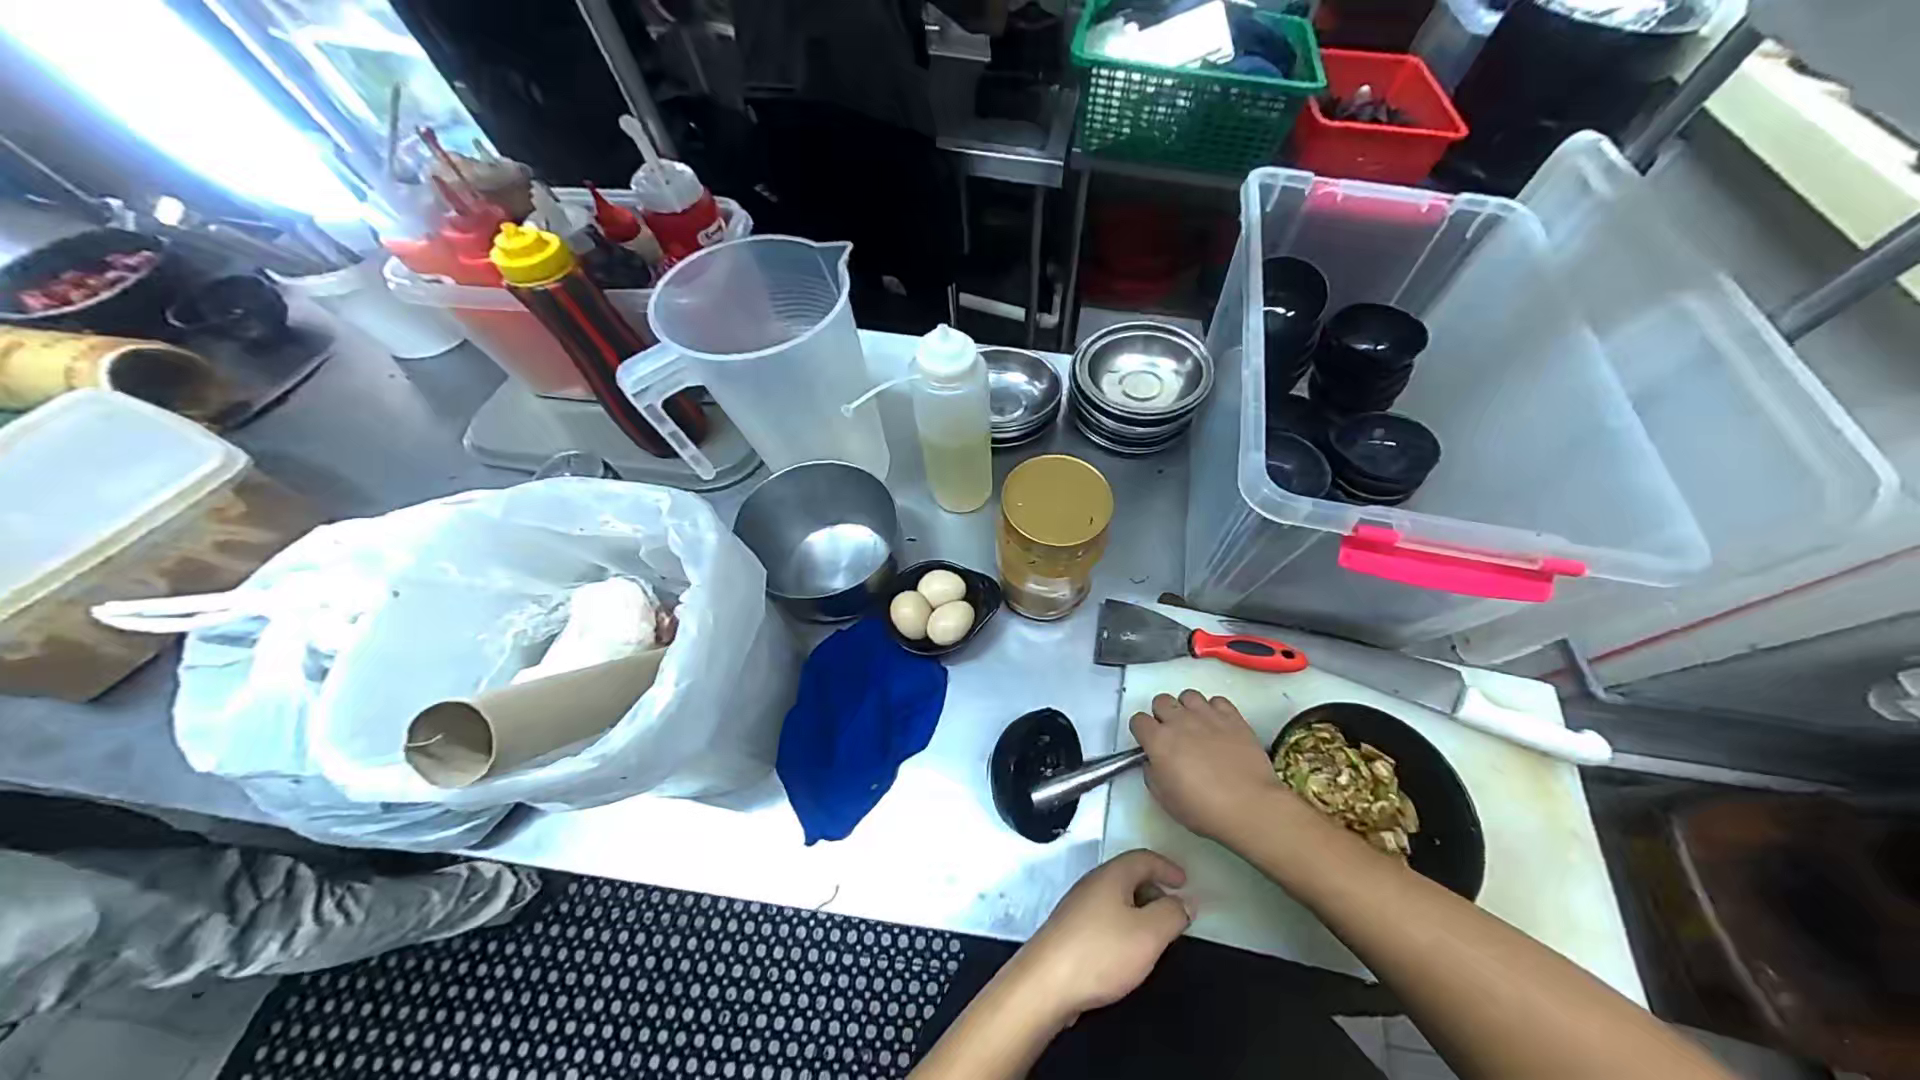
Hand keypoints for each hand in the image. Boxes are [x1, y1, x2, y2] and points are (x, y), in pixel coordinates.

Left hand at [1008, 850, 1190, 1021]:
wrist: (1046, 983)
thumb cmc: (1100, 953)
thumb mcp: (1148, 934)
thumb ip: (1172, 914)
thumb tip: (1185, 901)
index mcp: (1110, 876)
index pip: (1143, 858)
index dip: (1167, 867)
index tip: (1186, 882)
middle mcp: (1091, 884)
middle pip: (1128, 875)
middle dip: (1155, 889)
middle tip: (1175, 912)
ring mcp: (1077, 906)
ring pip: (1116, 898)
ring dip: (1140, 909)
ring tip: (1156, 934)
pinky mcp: (1070, 930)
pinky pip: (1105, 916)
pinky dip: (1124, 924)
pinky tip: (1128, 950)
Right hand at [1130, 689, 1286, 841]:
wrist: (1249, 806)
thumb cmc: (1203, 808)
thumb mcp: (1164, 798)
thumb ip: (1152, 773)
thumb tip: (1154, 762)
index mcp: (1158, 740)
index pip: (1138, 720)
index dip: (1142, 731)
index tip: (1149, 743)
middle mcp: (1179, 721)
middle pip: (1161, 701)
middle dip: (1162, 714)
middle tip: (1172, 734)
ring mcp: (1207, 716)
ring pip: (1188, 695)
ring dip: (1187, 708)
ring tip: (1196, 726)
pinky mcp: (1233, 718)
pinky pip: (1217, 701)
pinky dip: (1214, 710)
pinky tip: (1218, 726)